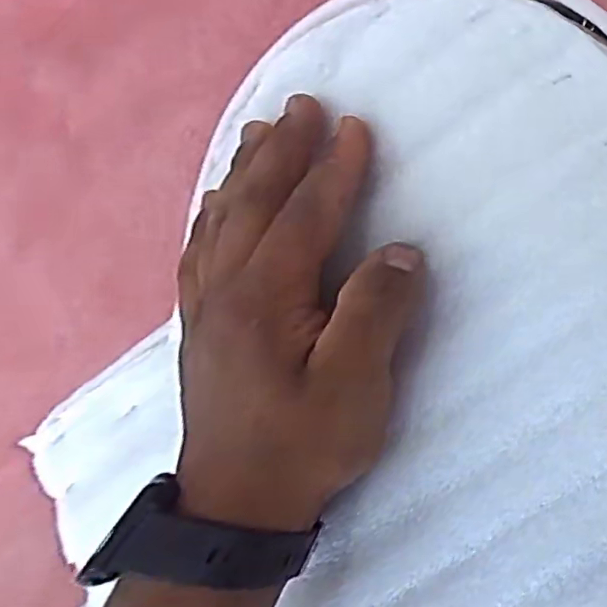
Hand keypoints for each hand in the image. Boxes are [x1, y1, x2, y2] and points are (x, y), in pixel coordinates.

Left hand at [174, 93, 425, 532]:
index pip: (305, 219)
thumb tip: (402, 251)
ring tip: (262, 133)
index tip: (356, 128)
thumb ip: (377, 310)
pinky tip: (221, 202)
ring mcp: (209, 307)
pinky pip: (204, 247)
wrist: (240, 499)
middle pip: (253, 206)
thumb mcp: (357, 380)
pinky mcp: (207, 323)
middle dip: (284, 153)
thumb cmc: (310, 438)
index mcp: (265, 300)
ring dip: (246, 172)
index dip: (333, 172)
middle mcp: (225, 291)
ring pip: (221, 220)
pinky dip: (216, 210)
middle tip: (304, 107)